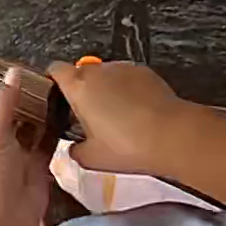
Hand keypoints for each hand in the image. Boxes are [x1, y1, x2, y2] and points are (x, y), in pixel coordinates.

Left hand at [0, 67, 51, 225]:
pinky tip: (66, 110)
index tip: (18, 68)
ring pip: (32, 124)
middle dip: (26, 96)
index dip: (1, 87)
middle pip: (13, 111)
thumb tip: (13, 71)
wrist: (7, 225)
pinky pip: (48, 139)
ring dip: (42, 110)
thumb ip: (5, 102)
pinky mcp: (38, 163)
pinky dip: (55, 126)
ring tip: (56, 86)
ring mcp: (19, 152)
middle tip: (43, 74)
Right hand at [45, 60, 198, 175]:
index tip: (57, 97)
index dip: (53, 81)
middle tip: (89, 115)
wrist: (171, 134)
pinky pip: (126, 77)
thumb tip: (73, 148)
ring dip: (105, 88)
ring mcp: (121, 67)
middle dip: (81, 89)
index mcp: (78, 87)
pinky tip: (137, 110)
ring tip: (118, 114)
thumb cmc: (125, 147)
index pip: (55, 69)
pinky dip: (126, 88)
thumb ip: (75, 151)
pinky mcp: (143, 70)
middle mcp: (96, 70)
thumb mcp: (92, 159)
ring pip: (104, 74)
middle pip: (80, 72)